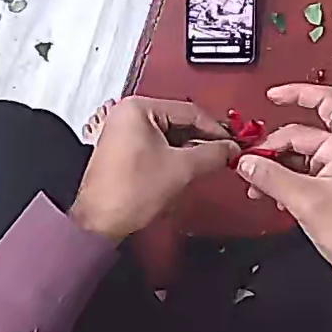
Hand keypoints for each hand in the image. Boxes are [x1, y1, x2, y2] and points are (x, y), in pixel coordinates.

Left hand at [68, 97, 238, 239]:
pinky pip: (158, 145)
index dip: (215, 129)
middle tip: (225, 153)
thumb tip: (230, 148)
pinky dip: (175, 156)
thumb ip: (212, 154)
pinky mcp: (124, 149)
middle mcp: (128, 114)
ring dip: (191, 150)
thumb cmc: (129, 192)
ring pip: (170, 135)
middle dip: (203, 140)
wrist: (99, 222)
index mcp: (138, 108)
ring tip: (210, 163)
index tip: (232, 142)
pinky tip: (190, 168)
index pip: (189, 112)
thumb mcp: (181, 168)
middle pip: (179, 122)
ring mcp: (124, 131)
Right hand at [233, 85, 331, 290]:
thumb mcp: (306, 200)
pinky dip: (286, 181)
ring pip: (300, 156)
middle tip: (248, 165)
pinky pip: (304, 174)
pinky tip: (270, 197)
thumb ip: (271, 176)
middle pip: (302, 133)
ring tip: (254, 186)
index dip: (298, 93)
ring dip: (276, 168)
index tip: (271, 97)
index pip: (326, 100)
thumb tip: (245, 161)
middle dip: (274, 148)